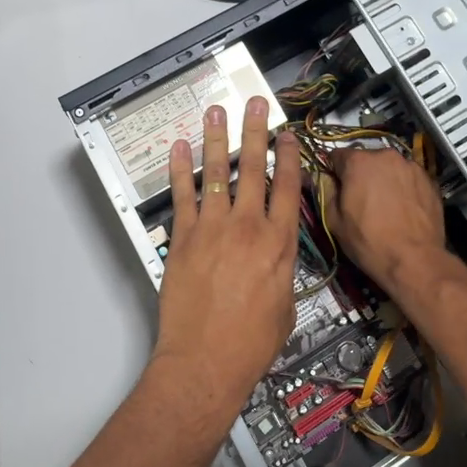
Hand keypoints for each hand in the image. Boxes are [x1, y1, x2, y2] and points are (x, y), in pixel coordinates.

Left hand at [151, 97, 302, 409]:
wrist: (207, 363)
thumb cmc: (250, 345)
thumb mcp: (286, 307)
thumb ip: (282, 273)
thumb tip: (277, 260)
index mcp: (279, 245)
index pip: (287, 188)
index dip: (288, 157)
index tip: (286, 135)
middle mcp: (247, 229)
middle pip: (253, 169)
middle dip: (254, 131)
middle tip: (254, 104)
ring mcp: (213, 231)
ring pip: (217, 174)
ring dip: (216, 139)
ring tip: (216, 112)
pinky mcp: (183, 240)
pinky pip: (182, 196)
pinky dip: (180, 171)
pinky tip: (179, 149)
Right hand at [328, 148, 446, 291]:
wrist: (415, 260)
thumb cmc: (369, 241)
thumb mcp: (334, 220)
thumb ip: (325, 191)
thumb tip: (321, 178)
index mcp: (358, 161)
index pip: (337, 156)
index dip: (333, 173)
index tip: (337, 190)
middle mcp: (386, 155)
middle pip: (366, 160)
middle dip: (361, 176)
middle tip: (362, 201)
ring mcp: (411, 166)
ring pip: (389, 168)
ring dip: (384, 180)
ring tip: (386, 207)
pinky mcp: (429, 180)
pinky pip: (408, 178)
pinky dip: (403, 188)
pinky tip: (404, 210)